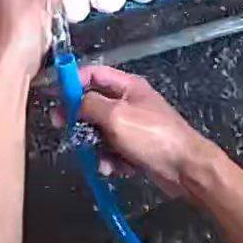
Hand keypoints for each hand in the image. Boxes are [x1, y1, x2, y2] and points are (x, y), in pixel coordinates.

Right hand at [67, 66, 218, 195]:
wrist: (186, 168)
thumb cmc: (151, 136)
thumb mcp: (116, 116)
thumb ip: (90, 105)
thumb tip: (72, 103)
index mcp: (127, 86)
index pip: (93, 74)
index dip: (73, 82)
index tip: (56, 97)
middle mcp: (129, 102)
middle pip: (94, 104)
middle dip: (79, 118)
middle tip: (63, 129)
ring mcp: (133, 125)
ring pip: (100, 131)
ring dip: (95, 145)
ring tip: (100, 158)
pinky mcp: (136, 148)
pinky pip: (113, 150)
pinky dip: (110, 159)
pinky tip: (115, 169)